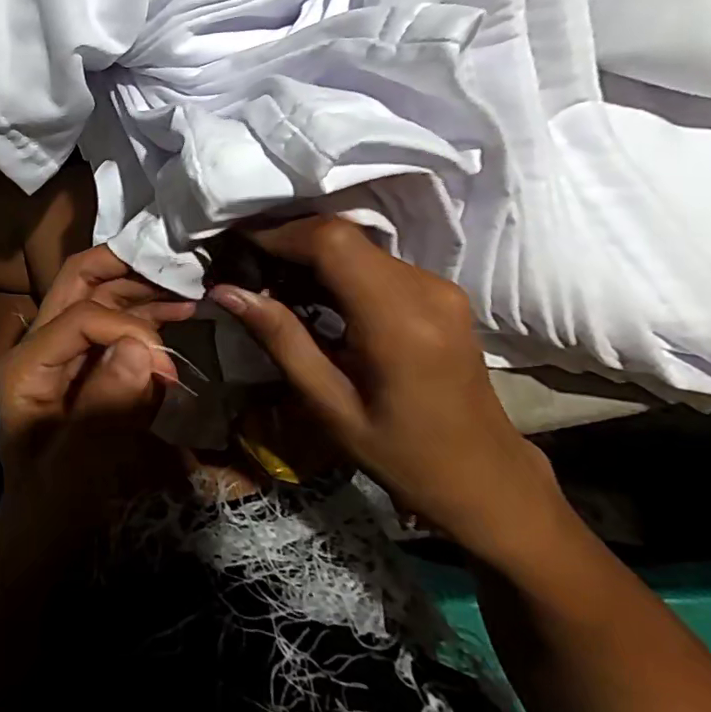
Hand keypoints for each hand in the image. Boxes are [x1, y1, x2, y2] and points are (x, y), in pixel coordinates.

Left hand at [0, 249, 192, 539]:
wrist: (47, 531)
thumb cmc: (56, 505)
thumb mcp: (78, 468)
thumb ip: (107, 408)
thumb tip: (143, 350)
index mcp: (29, 365)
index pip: (82, 316)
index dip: (130, 329)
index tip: (166, 368)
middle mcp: (41, 345)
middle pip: (80, 280)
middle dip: (127, 268)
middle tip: (176, 270)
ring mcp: (63, 350)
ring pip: (99, 292)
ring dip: (141, 286)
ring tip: (186, 289)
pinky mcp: (86, 361)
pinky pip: (115, 319)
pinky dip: (146, 312)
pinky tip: (179, 313)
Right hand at [211, 217, 562, 562]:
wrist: (484, 477)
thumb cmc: (403, 457)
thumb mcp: (331, 407)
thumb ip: (281, 340)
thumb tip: (226, 292)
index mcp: (399, 321)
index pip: (332, 242)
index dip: (280, 234)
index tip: (237, 246)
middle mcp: (425, 288)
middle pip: (345, 236)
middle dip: (289, 242)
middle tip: (245, 267)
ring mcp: (439, 285)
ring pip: (360, 245)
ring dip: (312, 255)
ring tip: (271, 282)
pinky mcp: (441, 291)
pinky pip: (377, 262)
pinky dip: (337, 268)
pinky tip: (312, 295)